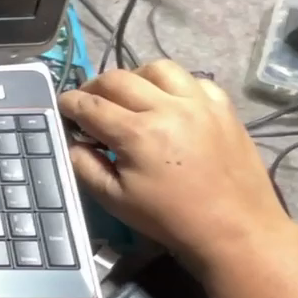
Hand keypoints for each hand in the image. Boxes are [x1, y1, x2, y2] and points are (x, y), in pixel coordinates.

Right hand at [58, 60, 296, 270]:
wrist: (235, 228)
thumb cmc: (168, 217)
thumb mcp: (112, 198)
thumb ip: (82, 164)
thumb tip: (72, 140)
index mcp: (136, 133)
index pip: (88, 104)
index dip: (67, 104)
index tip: (61, 110)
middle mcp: (168, 109)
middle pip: (117, 78)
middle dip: (92, 88)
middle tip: (87, 105)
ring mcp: (200, 104)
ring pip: (157, 68)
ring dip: (134, 78)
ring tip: (128, 98)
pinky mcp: (223, 108)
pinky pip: (193, 80)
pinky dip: (172, 85)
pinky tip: (166, 104)